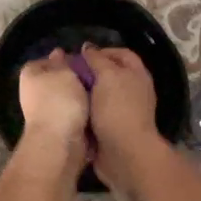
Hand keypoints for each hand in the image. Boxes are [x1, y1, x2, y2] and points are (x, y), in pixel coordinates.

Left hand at [14, 49, 89, 184]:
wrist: (59, 142)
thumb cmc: (60, 101)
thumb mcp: (64, 73)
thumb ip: (62, 62)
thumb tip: (57, 53)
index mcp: (30, 74)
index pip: (47, 60)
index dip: (65, 60)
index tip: (83, 63)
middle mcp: (33, 92)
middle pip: (58, 80)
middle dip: (75, 79)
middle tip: (95, 76)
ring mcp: (45, 111)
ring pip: (67, 98)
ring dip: (81, 97)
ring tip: (100, 91)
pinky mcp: (57, 127)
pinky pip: (73, 113)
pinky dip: (83, 112)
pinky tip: (97, 108)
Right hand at [80, 45, 163, 188]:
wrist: (124, 153)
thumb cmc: (117, 109)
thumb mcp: (108, 76)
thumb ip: (97, 59)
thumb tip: (88, 47)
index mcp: (136, 74)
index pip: (121, 54)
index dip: (102, 51)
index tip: (80, 56)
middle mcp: (132, 91)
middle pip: (109, 74)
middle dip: (89, 73)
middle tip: (67, 72)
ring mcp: (122, 111)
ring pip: (99, 95)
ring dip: (83, 93)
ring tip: (63, 89)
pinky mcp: (111, 128)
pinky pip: (94, 114)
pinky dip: (83, 111)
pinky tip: (68, 109)